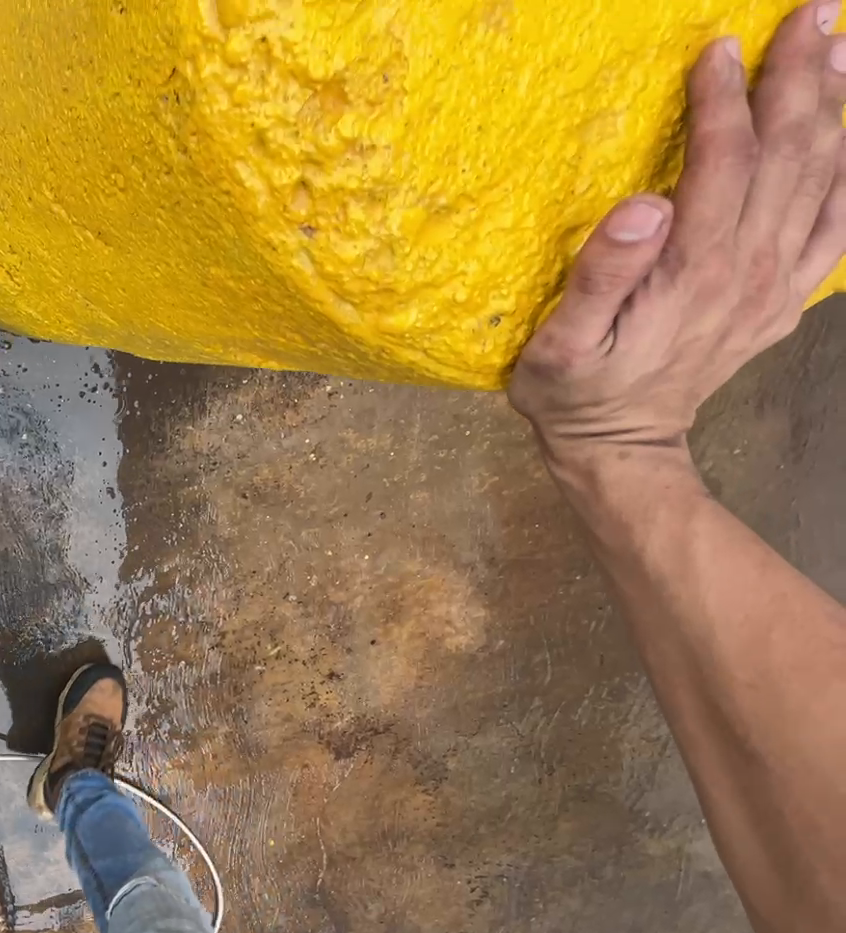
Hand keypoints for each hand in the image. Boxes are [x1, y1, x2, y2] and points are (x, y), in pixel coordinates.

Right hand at [509, 4, 845, 478]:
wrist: (620, 445)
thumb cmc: (572, 394)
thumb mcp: (560, 346)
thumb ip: (600, 278)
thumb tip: (643, 204)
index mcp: (697, 269)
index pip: (726, 164)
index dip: (724, 104)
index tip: (716, 52)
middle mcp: (755, 265)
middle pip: (795, 155)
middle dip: (803, 80)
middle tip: (810, 17)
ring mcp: (781, 280)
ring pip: (832, 176)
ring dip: (841, 106)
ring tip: (843, 49)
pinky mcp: (787, 294)